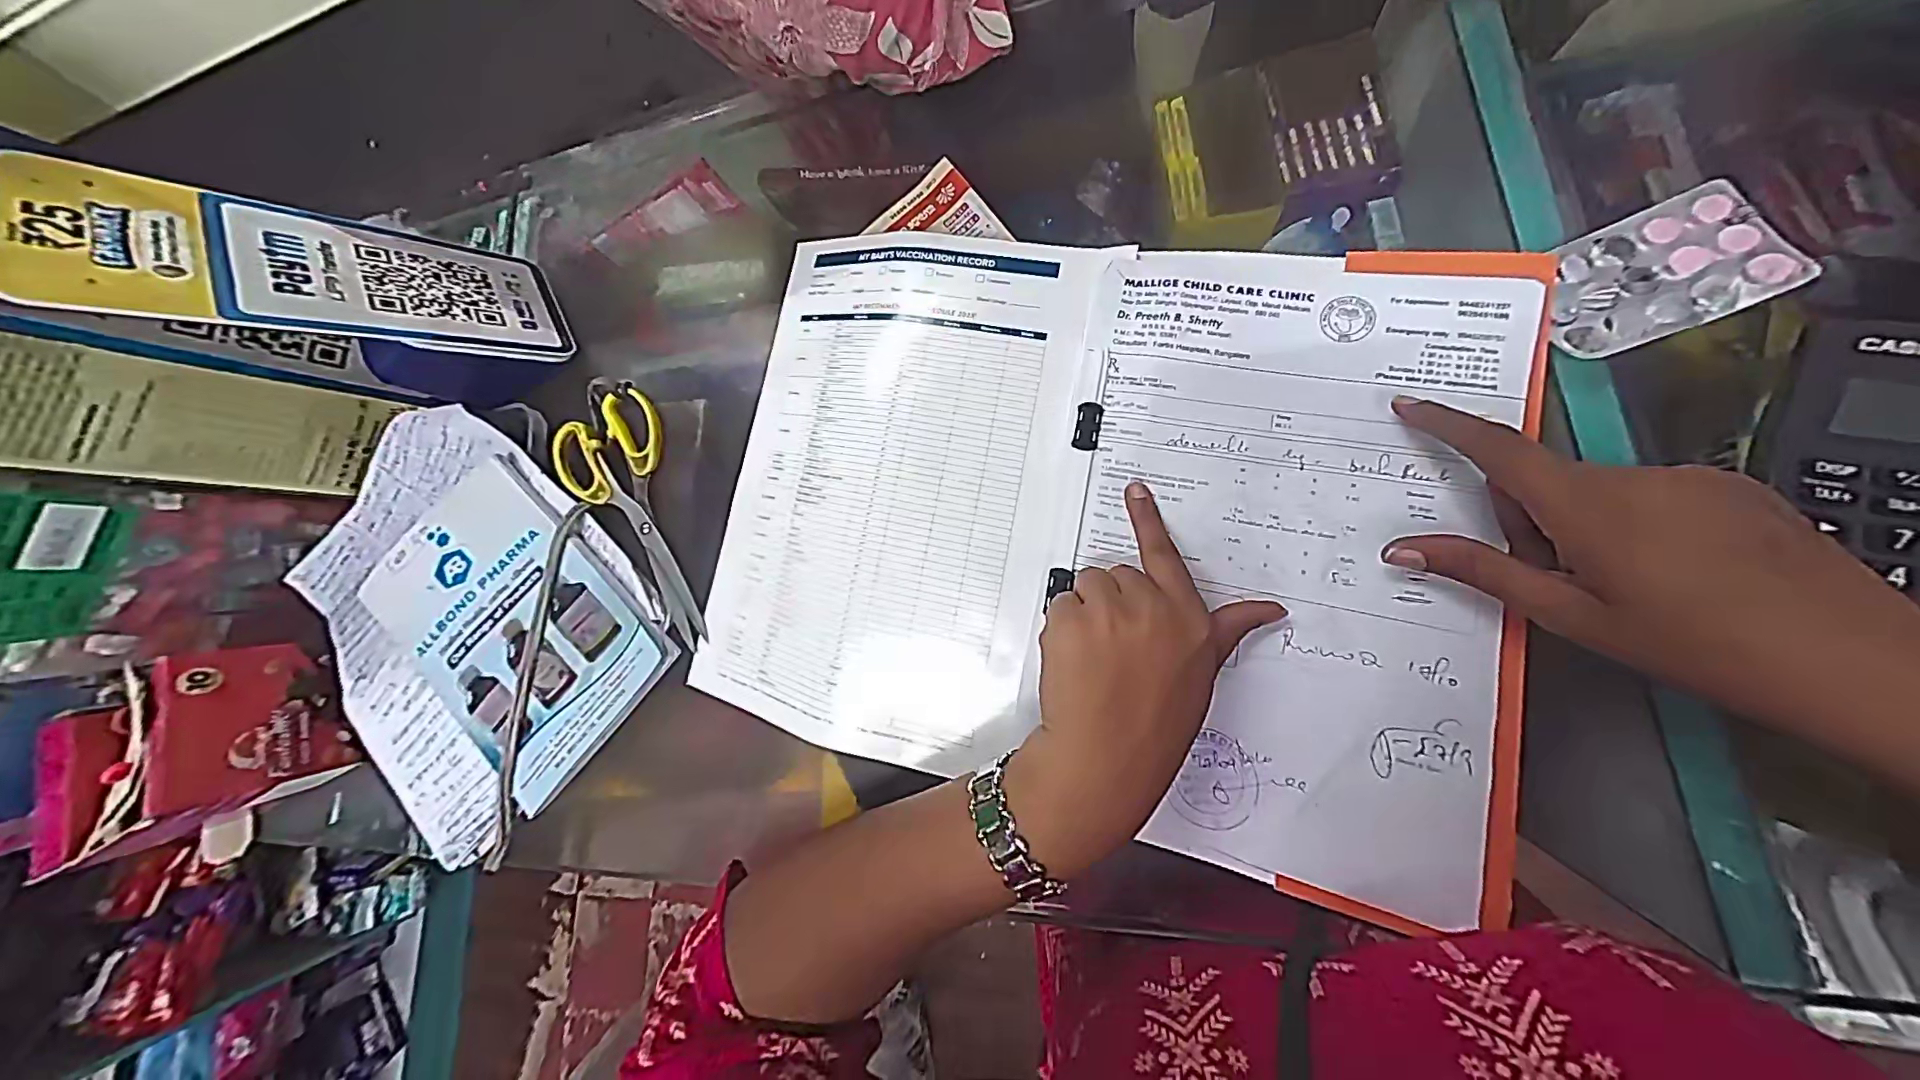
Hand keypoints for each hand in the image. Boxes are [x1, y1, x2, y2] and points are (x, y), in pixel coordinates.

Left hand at [1007, 482, 1287, 877]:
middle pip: (1113, 575)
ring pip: (1083, 589)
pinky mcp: (1071, 619)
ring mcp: (1109, 611)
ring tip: (1095, 658)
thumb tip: (1269, 609)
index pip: (1165, 556)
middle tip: (1114, 648)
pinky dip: (1060, 630)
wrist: (1107, 756)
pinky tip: (1074, 663)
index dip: (1148, 519)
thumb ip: (1227, 629)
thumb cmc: (1155, 722)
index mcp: (1186, 618)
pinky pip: (1058, 607)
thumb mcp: (1201, 673)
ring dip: (1084, 615)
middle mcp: (1150, 607)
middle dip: (1110, 604)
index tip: (1135, 491)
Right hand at [1381, 396, 1919, 785]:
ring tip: (1619, 585)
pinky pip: (1649, 493)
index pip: (1499, 450)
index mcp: (1588, 506)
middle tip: (1553, 575)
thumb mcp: (1569, 613)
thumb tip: (1407, 549)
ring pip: (1597, 490)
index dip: (1447, 425)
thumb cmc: (1698, 644)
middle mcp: (1638, 477)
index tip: (1414, 406)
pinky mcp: (1730, 489)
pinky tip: (1665, 573)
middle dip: (1527, 518)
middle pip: (1546, 478)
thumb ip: (1483, 570)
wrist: (1856, 661)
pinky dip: (1631, 524)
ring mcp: (1690, 478)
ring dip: (1580, 526)